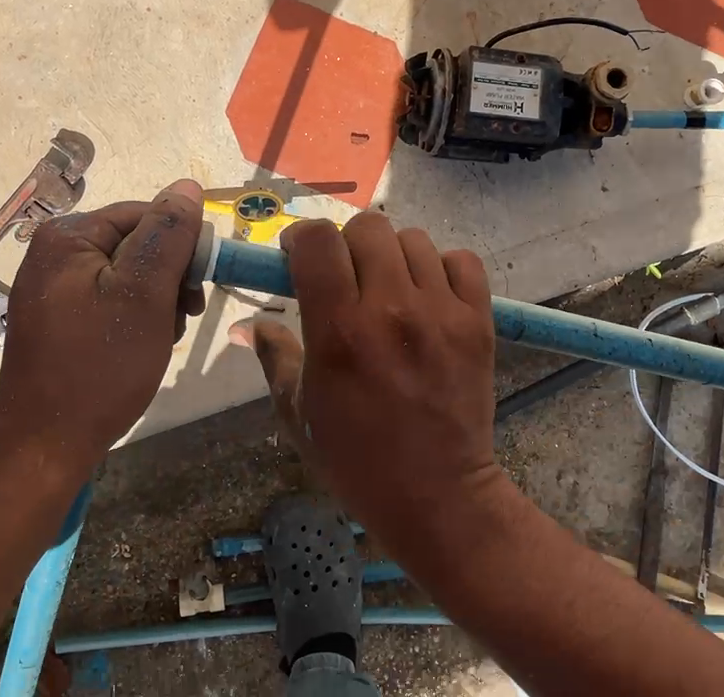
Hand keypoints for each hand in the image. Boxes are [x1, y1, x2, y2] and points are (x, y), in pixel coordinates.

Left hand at [0, 179, 205, 475]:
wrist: (46, 446)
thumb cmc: (99, 367)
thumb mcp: (144, 295)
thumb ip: (167, 236)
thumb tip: (187, 186)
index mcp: (68, 236)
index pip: (145, 214)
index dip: (181, 246)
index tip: (198, 290)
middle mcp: (54, 253)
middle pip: (136, 243)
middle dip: (168, 278)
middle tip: (181, 318)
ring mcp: (52, 288)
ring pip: (128, 274)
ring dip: (156, 301)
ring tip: (160, 337)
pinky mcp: (57, 318)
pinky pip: (110, 300)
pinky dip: (135, 318)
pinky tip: (141, 346)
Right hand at [238, 213, 503, 551]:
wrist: (437, 496)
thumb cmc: (355, 459)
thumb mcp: (296, 412)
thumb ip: (272, 355)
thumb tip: (245, 325)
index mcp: (338, 331)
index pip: (317, 241)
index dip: (301, 237)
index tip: (297, 256)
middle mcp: (390, 309)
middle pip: (367, 227)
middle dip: (346, 244)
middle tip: (345, 275)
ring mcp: (441, 312)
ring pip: (413, 239)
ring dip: (392, 256)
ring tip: (389, 289)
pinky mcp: (479, 322)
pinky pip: (461, 260)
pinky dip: (442, 268)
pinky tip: (429, 296)